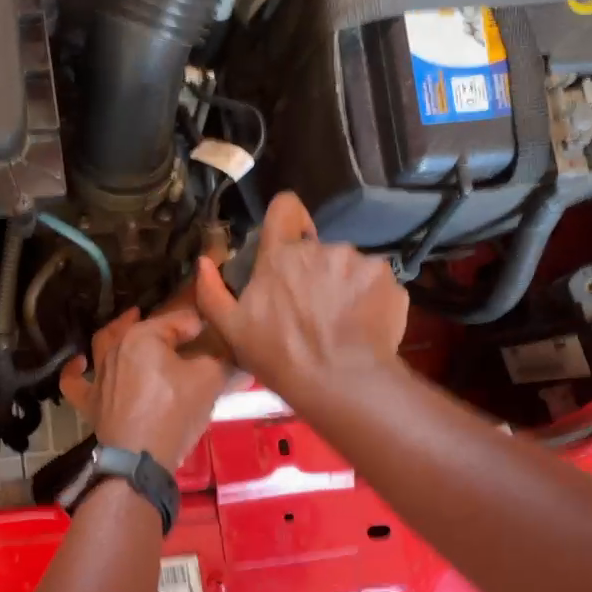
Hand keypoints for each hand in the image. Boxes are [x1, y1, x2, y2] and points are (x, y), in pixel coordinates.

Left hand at [59, 308, 231, 465]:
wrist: (140, 458)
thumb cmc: (175, 412)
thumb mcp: (209, 382)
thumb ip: (225, 363)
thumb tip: (241, 358)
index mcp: (143, 336)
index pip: (178, 320)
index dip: (199, 325)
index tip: (214, 334)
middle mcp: (115, 349)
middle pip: (140, 329)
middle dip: (161, 327)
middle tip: (181, 333)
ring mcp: (99, 375)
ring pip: (105, 346)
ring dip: (118, 334)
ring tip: (130, 327)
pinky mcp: (90, 401)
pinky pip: (75, 381)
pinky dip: (75, 371)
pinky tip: (79, 363)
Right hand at [193, 192, 408, 403]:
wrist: (340, 382)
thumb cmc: (279, 356)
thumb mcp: (231, 331)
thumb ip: (212, 292)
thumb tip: (204, 262)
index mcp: (280, 256)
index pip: (284, 209)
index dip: (286, 218)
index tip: (288, 236)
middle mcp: (320, 248)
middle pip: (316, 249)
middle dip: (312, 271)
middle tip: (309, 310)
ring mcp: (358, 261)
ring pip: (346, 266)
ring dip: (341, 285)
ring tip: (337, 323)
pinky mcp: (387, 278)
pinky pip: (373, 282)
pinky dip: (367, 298)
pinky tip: (360, 325)